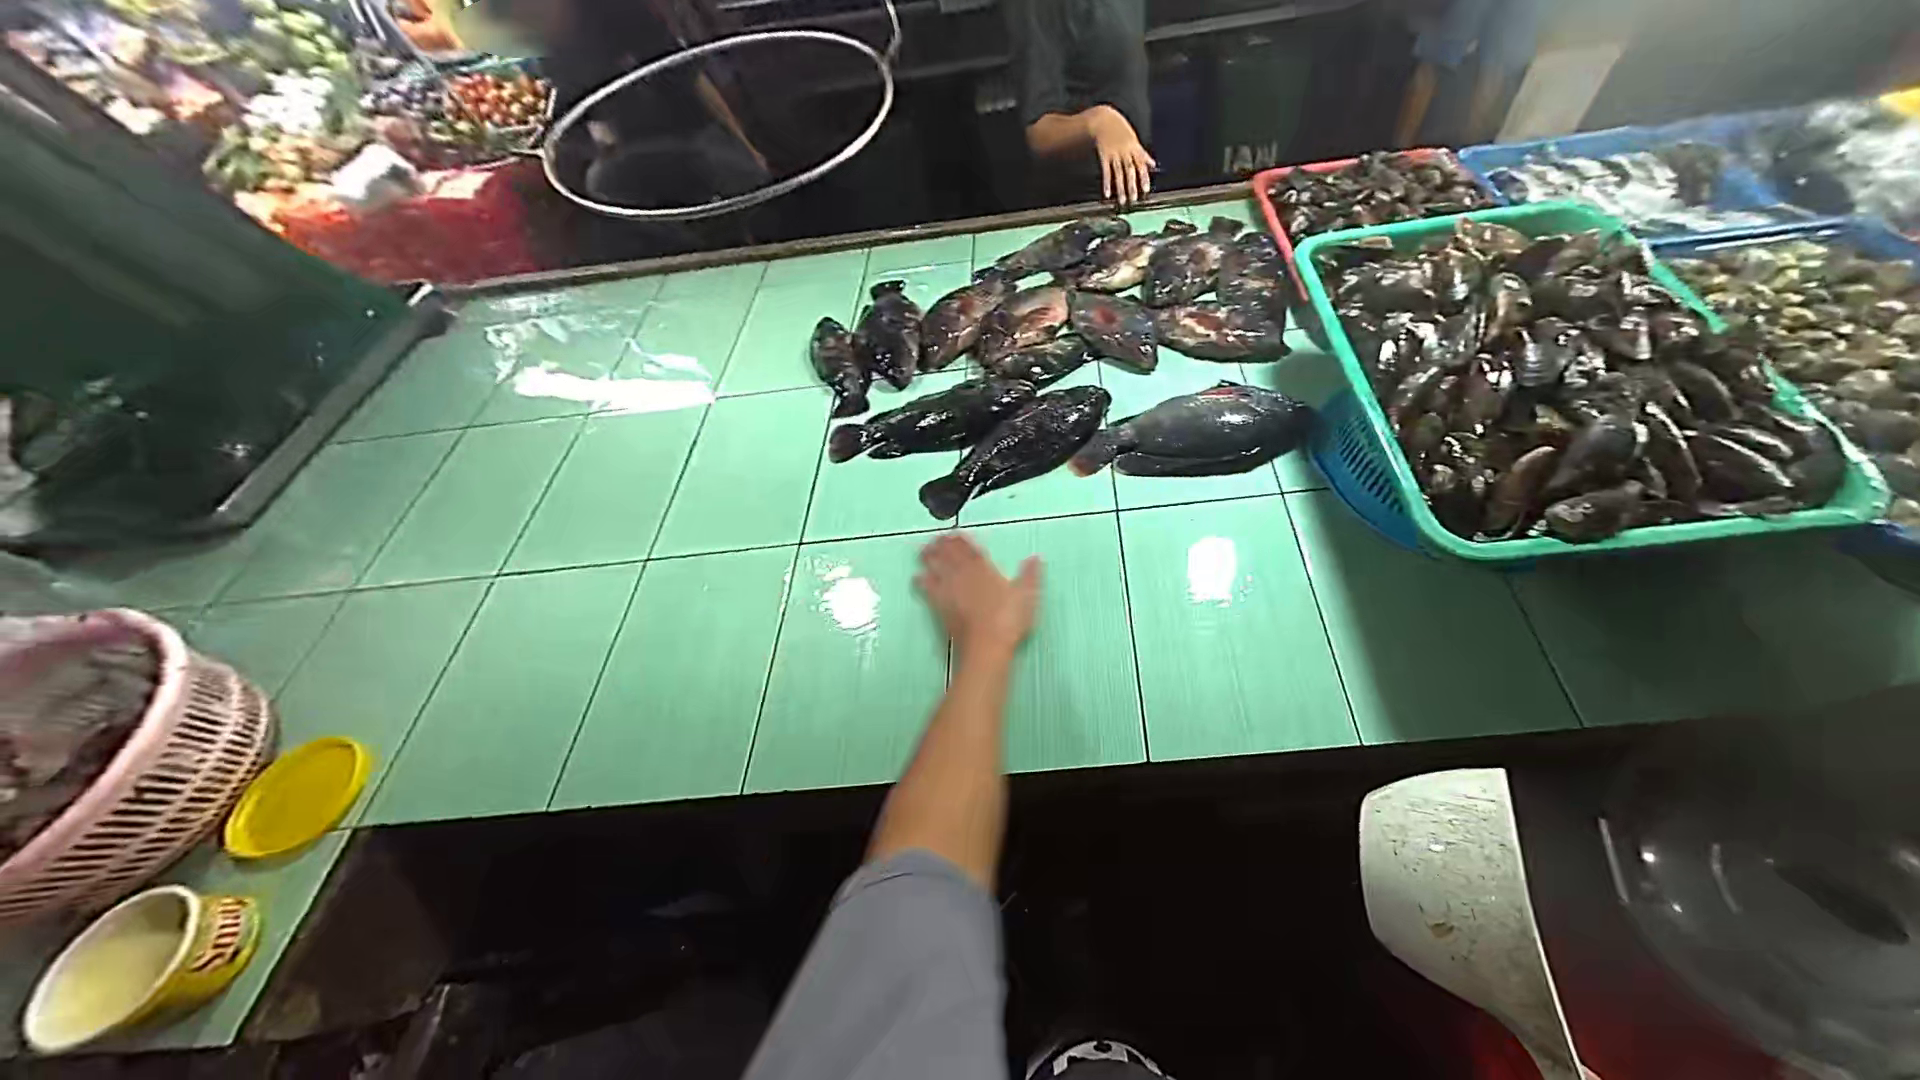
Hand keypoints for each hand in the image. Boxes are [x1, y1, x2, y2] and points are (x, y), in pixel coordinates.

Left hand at [915, 533, 1039, 659]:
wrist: (986, 647)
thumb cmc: (1008, 620)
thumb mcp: (1027, 595)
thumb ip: (1030, 575)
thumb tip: (1035, 558)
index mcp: (983, 569)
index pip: (969, 548)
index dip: (960, 539)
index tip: (954, 533)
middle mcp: (963, 575)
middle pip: (948, 554)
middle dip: (942, 544)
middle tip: (936, 538)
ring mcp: (949, 590)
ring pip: (935, 567)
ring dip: (929, 557)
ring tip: (924, 551)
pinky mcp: (939, 607)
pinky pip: (927, 588)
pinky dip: (920, 580)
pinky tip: (917, 578)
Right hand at [1085, 105, 1155, 206]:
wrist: (1104, 120)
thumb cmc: (1120, 129)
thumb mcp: (1134, 140)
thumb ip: (1143, 154)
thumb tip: (1153, 164)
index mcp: (1134, 148)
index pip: (1141, 164)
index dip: (1144, 177)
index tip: (1146, 190)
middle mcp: (1125, 152)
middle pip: (1130, 171)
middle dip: (1132, 185)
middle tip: (1134, 199)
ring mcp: (1114, 154)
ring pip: (1118, 174)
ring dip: (1120, 188)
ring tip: (1122, 201)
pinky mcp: (1104, 156)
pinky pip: (1106, 172)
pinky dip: (1106, 183)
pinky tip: (1107, 194)